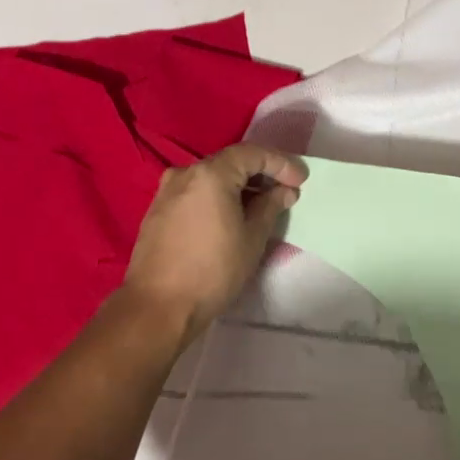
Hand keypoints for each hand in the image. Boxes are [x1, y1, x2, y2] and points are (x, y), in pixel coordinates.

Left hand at [122, 144, 306, 345]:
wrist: (160, 304)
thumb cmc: (214, 271)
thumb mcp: (252, 239)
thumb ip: (269, 208)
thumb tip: (283, 191)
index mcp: (210, 175)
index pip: (251, 154)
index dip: (280, 163)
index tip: (301, 180)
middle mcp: (185, 174)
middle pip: (229, 163)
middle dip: (260, 174)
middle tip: (285, 191)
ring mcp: (167, 191)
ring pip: (211, 179)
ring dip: (238, 187)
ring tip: (261, 207)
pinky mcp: (158, 211)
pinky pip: (196, 194)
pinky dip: (218, 198)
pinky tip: (231, 217)